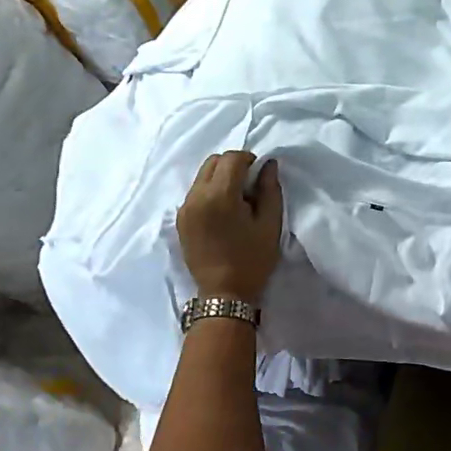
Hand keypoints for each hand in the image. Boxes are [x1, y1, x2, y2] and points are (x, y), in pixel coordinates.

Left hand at [177, 151, 283, 304]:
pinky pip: (195, 192)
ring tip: (236, 200)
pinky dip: (210, 192)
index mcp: (220, 195)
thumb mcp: (270, 224)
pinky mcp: (180, 219)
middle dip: (233, 165)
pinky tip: (223, 212)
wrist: (224, 292)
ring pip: (202, 176)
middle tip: (250, 186)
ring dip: (220, 178)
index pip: (232, 158)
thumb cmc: (253, 260)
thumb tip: (268, 165)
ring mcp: (184, 207)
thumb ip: (270, 190)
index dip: (249, 159)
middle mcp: (196, 196)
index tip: (261, 174)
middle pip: (213, 162)